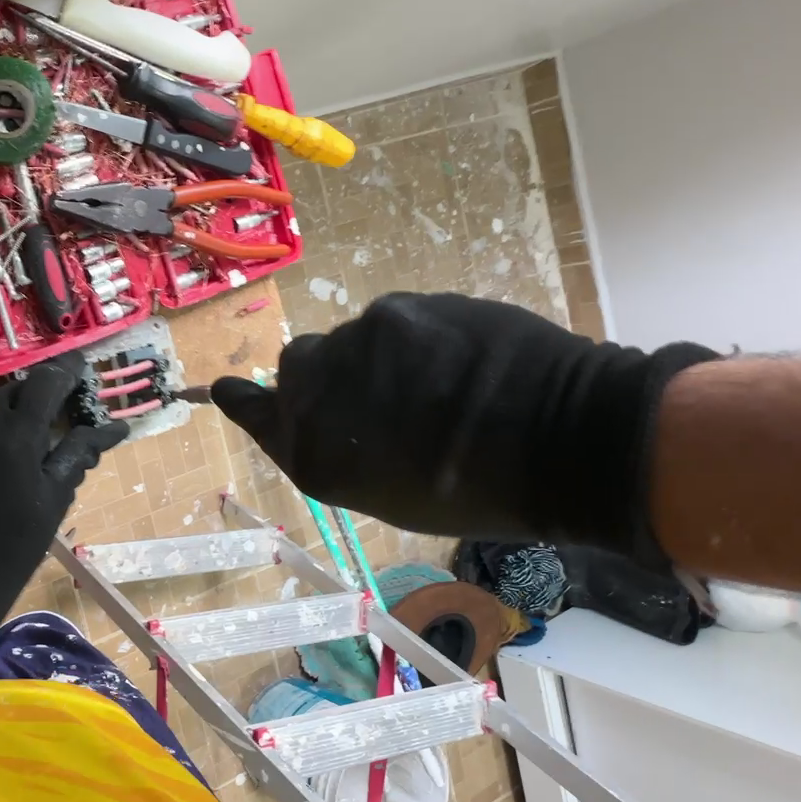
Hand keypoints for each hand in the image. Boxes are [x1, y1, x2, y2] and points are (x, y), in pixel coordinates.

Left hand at [0, 355, 128, 683]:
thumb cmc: (14, 545)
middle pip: (14, 391)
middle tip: (53, 418)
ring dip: (5, 418)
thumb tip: (117, 425)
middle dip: (36, 399)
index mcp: (16, 435)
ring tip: (17, 448)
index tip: (80, 372)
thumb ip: (80, 451)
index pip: (46, 380)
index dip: (66, 372)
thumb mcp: (55, 497)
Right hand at [211, 292, 717, 568]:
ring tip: (433, 384)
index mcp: (311, 447)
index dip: (241, 397)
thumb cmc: (473, 494)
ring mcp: (359, 341)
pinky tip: (457, 362)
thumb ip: (332, 450)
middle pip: (299, 365)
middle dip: (325, 378)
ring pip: (351, 340)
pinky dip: (415, 340)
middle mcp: (317, 387)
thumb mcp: (384, 492)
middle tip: (377, 399)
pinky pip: (396, 322)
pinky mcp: (405, 308)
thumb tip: (317, 419)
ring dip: (376, 358)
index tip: (230, 389)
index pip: (249, 406)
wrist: (570, 445)